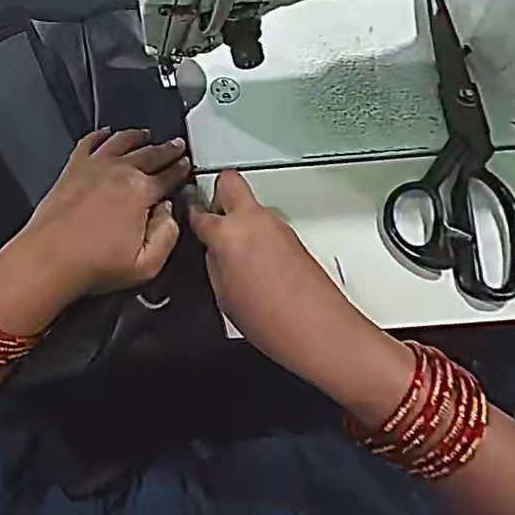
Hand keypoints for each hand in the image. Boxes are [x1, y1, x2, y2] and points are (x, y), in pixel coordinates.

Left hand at [0, 129, 188, 335]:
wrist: (49, 258)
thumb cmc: (93, 263)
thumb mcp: (146, 264)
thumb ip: (167, 235)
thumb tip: (169, 214)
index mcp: (140, 192)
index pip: (168, 176)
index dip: (180, 170)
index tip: (186, 165)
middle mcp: (118, 171)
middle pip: (150, 153)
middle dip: (166, 149)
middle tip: (175, 146)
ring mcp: (93, 165)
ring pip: (122, 141)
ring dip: (137, 136)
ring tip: (146, 134)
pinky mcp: (72, 168)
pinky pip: (89, 142)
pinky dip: (100, 134)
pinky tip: (105, 133)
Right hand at [191, 170, 410, 415]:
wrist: (323, 332)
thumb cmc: (276, 322)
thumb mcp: (222, 295)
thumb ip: (212, 263)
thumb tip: (211, 252)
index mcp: (227, 233)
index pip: (199, 212)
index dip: (191, 217)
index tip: (190, 220)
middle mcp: (254, 221)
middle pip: (229, 181)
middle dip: (217, 192)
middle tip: (211, 213)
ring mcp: (277, 226)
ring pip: (251, 205)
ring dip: (240, 218)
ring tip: (236, 251)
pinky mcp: (294, 238)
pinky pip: (267, 225)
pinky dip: (259, 235)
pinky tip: (257, 265)